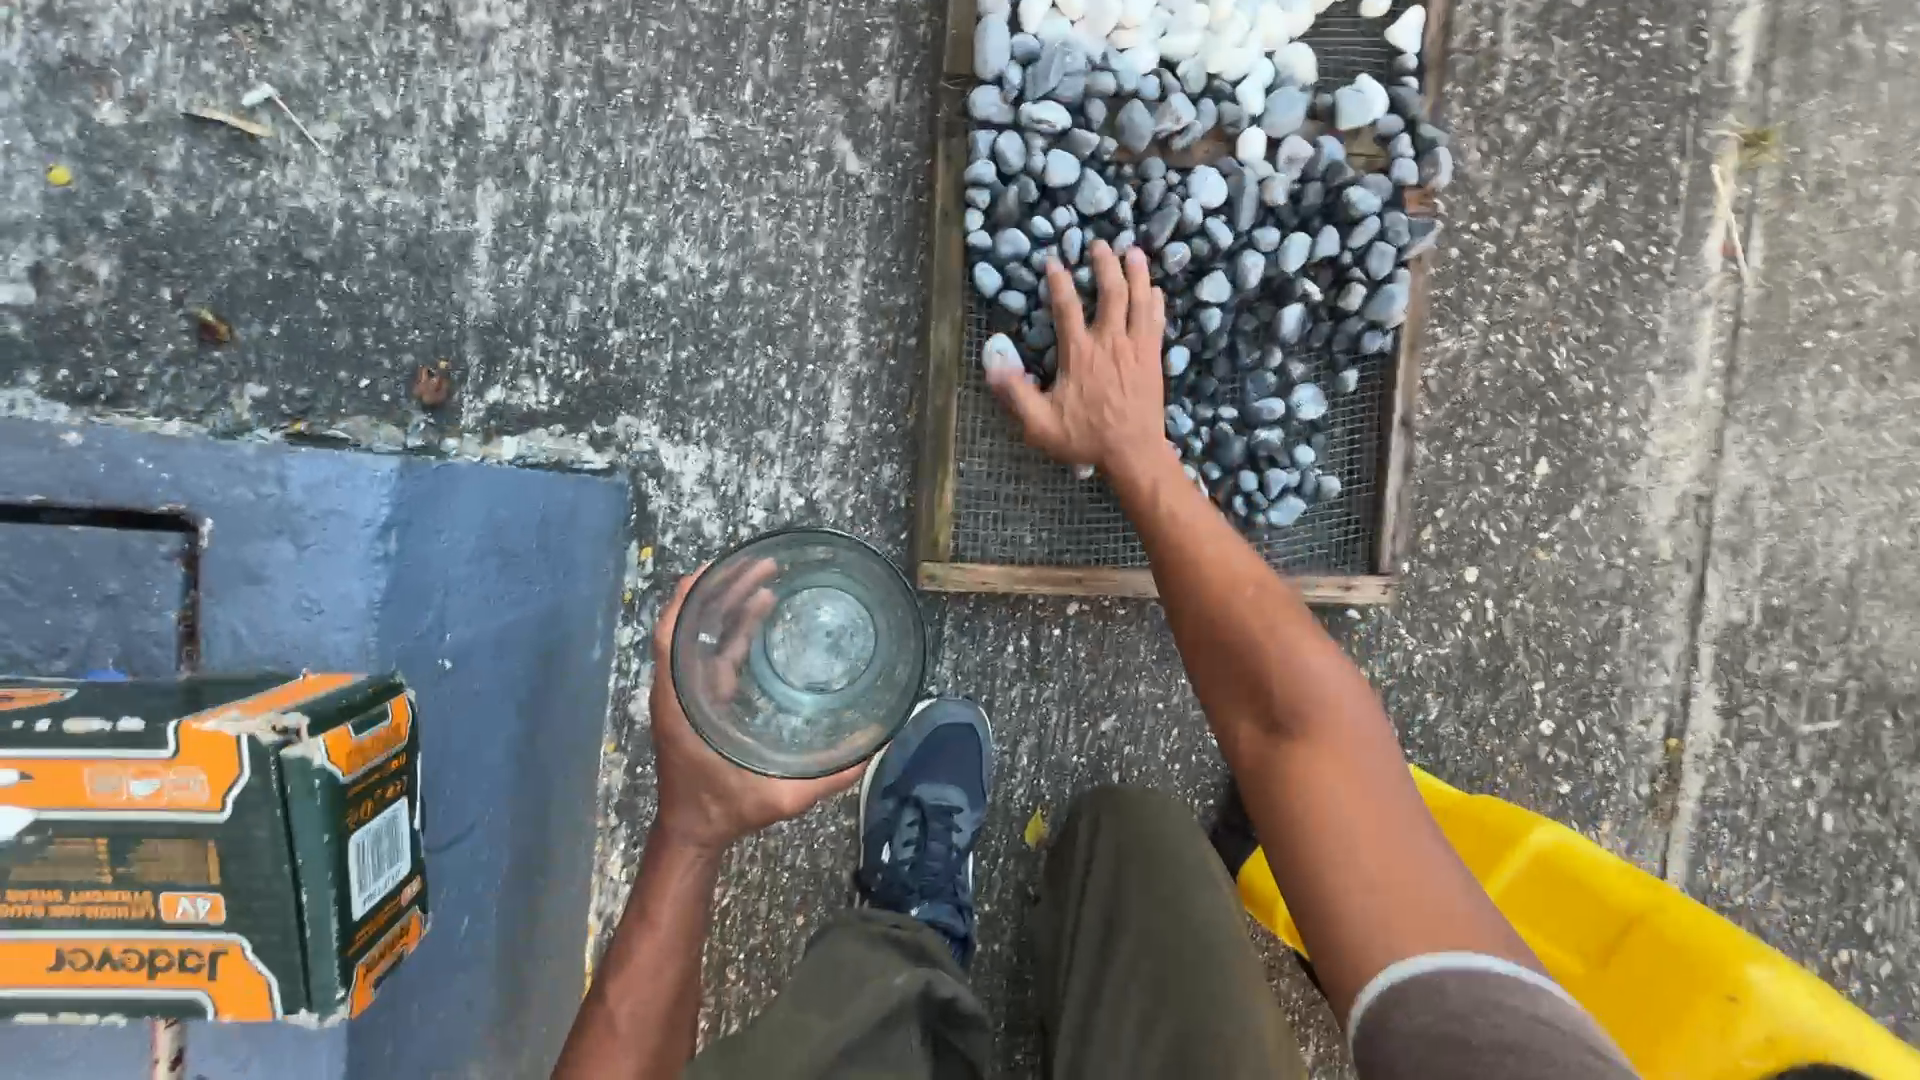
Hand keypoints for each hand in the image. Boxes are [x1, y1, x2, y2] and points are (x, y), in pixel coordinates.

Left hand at [647, 566, 861, 853]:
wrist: (692, 833)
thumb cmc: (727, 811)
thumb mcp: (780, 798)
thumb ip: (827, 777)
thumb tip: (873, 748)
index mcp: (684, 705)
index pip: (672, 639)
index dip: (688, 600)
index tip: (713, 569)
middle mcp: (680, 690)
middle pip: (693, 626)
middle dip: (724, 590)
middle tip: (763, 565)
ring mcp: (687, 693)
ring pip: (703, 636)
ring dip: (730, 605)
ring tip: (766, 579)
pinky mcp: (698, 698)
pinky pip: (711, 652)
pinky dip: (731, 627)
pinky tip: (757, 611)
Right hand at [987, 240, 1168, 482]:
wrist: (1133, 452)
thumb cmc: (1085, 438)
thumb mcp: (1040, 424)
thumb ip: (1016, 394)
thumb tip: (993, 366)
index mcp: (1079, 353)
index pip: (1067, 307)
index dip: (1059, 281)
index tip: (1053, 261)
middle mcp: (1109, 342)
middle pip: (1111, 291)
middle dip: (1105, 264)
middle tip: (1100, 245)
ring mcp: (1136, 348)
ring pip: (1139, 299)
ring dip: (1137, 273)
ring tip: (1133, 252)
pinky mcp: (1154, 358)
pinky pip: (1156, 321)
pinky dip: (1155, 302)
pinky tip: (1155, 291)